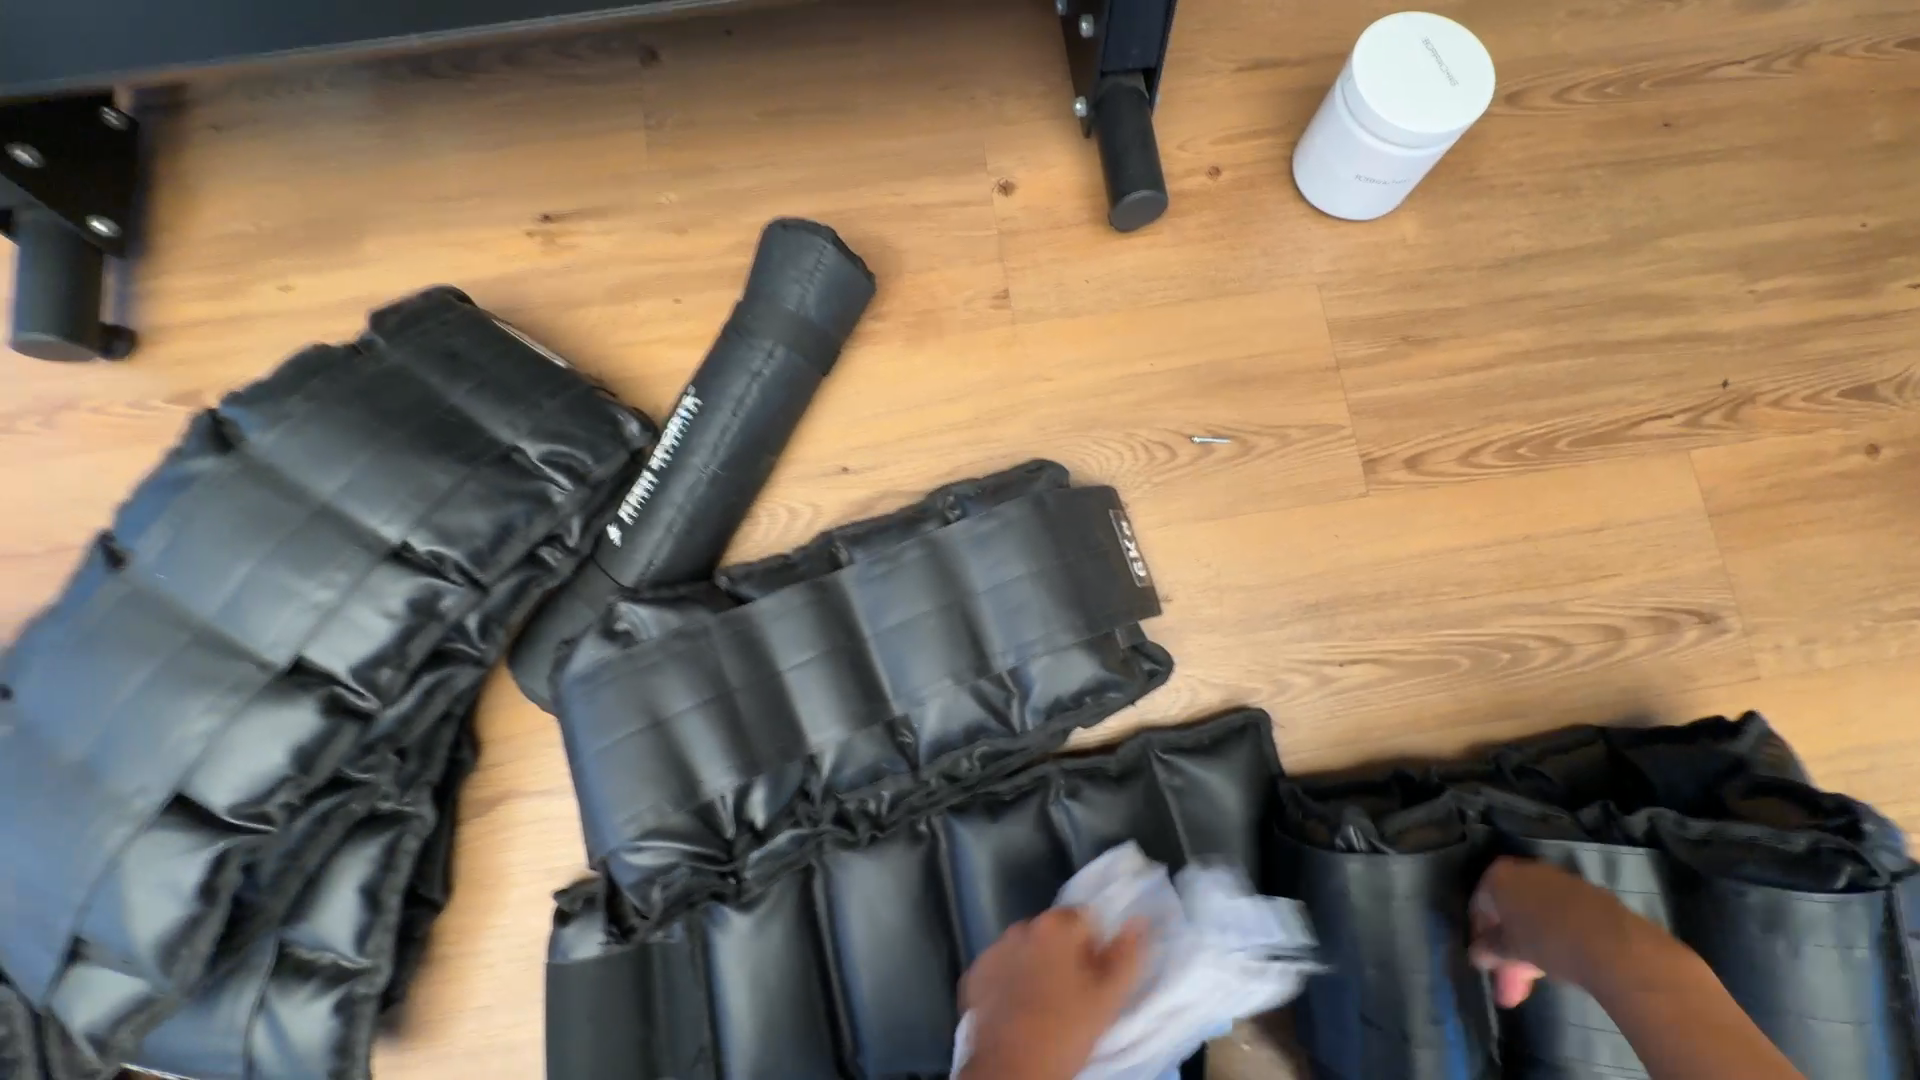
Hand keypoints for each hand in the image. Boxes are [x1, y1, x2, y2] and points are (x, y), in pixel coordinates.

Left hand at [957, 908, 1147, 1079]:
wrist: (1011, 1068)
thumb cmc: (1066, 1030)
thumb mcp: (1109, 997)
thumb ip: (1128, 954)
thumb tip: (1140, 921)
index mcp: (1056, 925)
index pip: (1086, 919)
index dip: (1095, 947)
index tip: (1094, 977)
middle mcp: (1022, 926)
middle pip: (1054, 931)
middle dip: (1065, 953)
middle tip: (1072, 993)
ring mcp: (994, 948)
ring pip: (1026, 947)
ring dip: (1037, 963)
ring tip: (1044, 1003)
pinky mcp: (975, 972)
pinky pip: (1002, 966)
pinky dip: (1010, 979)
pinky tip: (1018, 1007)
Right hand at [1468, 856, 1651, 1006]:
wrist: (1619, 947)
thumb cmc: (1549, 942)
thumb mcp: (1510, 952)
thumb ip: (1489, 951)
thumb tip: (1478, 955)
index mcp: (1498, 876)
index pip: (1479, 905)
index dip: (1480, 936)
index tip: (1487, 962)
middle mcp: (1526, 871)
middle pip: (1510, 911)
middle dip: (1509, 949)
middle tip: (1513, 984)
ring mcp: (1562, 881)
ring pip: (1538, 915)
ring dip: (1534, 945)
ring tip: (1540, 978)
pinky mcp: (1592, 896)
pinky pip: (1564, 916)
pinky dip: (1558, 936)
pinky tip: (1565, 961)